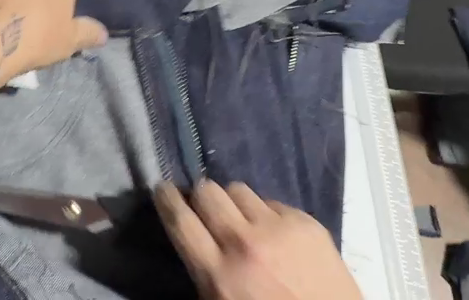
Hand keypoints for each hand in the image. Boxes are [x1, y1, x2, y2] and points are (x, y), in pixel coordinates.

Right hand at [155, 182, 361, 299]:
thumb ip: (203, 279)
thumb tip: (191, 244)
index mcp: (219, 277)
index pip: (181, 220)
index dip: (167, 199)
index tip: (163, 190)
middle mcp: (245, 245)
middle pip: (208, 192)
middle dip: (200, 197)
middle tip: (203, 209)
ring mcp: (278, 229)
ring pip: (238, 189)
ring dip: (233, 203)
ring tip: (240, 220)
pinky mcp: (305, 223)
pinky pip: (271, 201)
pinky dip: (265, 214)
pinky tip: (273, 234)